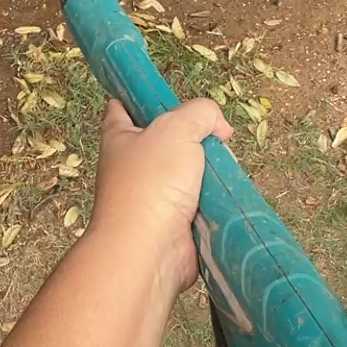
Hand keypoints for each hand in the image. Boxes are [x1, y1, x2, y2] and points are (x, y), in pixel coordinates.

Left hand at [87, 99, 231, 296]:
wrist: (148, 249)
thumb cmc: (151, 183)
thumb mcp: (177, 128)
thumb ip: (200, 113)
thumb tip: (219, 128)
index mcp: (119, 136)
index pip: (123, 106)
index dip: (143, 97)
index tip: (168, 97)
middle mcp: (131, 164)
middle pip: (167, 139)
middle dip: (194, 137)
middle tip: (216, 138)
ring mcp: (152, 194)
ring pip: (189, 171)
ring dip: (210, 171)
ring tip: (223, 170)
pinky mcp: (173, 220)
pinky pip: (200, 202)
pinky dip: (214, 200)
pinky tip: (227, 195)